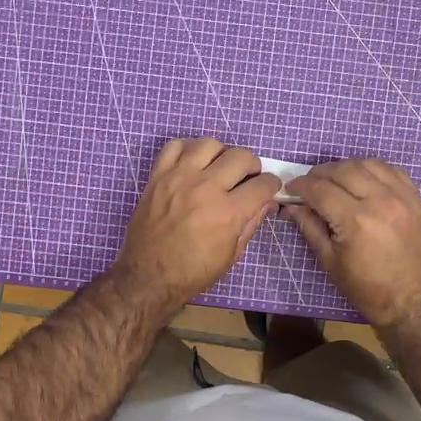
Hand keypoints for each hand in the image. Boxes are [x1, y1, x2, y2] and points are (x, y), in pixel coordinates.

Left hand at [112, 138, 279, 309]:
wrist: (149, 276)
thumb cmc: (193, 271)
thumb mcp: (231, 254)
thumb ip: (251, 223)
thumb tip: (267, 202)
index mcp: (228, 212)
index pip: (262, 185)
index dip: (272, 184)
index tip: (270, 186)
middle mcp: (206, 188)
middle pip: (240, 157)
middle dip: (252, 164)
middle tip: (248, 176)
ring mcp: (179, 178)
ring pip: (208, 144)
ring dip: (221, 152)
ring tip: (219, 166)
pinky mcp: (158, 176)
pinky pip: (174, 146)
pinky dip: (187, 149)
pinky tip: (192, 162)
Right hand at [286, 159, 420, 327]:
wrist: (415, 303)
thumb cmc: (368, 289)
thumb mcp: (330, 262)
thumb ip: (310, 228)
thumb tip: (293, 207)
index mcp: (355, 220)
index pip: (320, 189)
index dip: (301, 185)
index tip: (291, 188)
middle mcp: (380, 201)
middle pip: (343, 169)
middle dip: (320, 173)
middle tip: (311, 184)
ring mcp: (403, 197)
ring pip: (368, 164)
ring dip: (346, 167)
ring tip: (336, 179)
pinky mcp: (418, 200)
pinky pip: (393, 171)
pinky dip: (374, 170)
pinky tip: (364, 180)